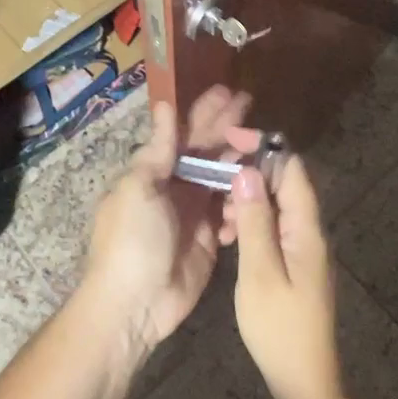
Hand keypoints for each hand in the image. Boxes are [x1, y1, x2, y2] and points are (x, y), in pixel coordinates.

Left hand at [82, 86, 259, 353]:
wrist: (133, 307)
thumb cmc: (131, 241)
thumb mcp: (138, 189)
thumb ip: (157, 151)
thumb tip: (164, 107)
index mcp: (153, 171)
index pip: (184, 134)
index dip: (206, 112)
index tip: (229, 91)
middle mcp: (175, 187)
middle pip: (207, 152)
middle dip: (230, 130)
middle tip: (254, 106)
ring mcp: (194, 213)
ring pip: (224, 179)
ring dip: (242, 164)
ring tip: (265, 147)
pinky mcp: (211, 239)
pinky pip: (233, 212)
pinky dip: (243, 202)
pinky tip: (258, 188)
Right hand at [229, 152, 344, 398]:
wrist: (305, 382)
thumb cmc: (280, 329)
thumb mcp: (259, 273)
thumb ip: (255, 222)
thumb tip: (249, 172)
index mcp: (307, 229)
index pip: (292, 169)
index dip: (264, 147)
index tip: (231, 138)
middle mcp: (310, 232)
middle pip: (286, 184)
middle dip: (252, 170)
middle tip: (214, 171)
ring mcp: (304, 249)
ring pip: (277, 206)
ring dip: (249, 199)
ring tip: (217, 211)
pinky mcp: (295, 265)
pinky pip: (273, 229)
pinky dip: (251, 223)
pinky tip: (227, 235)